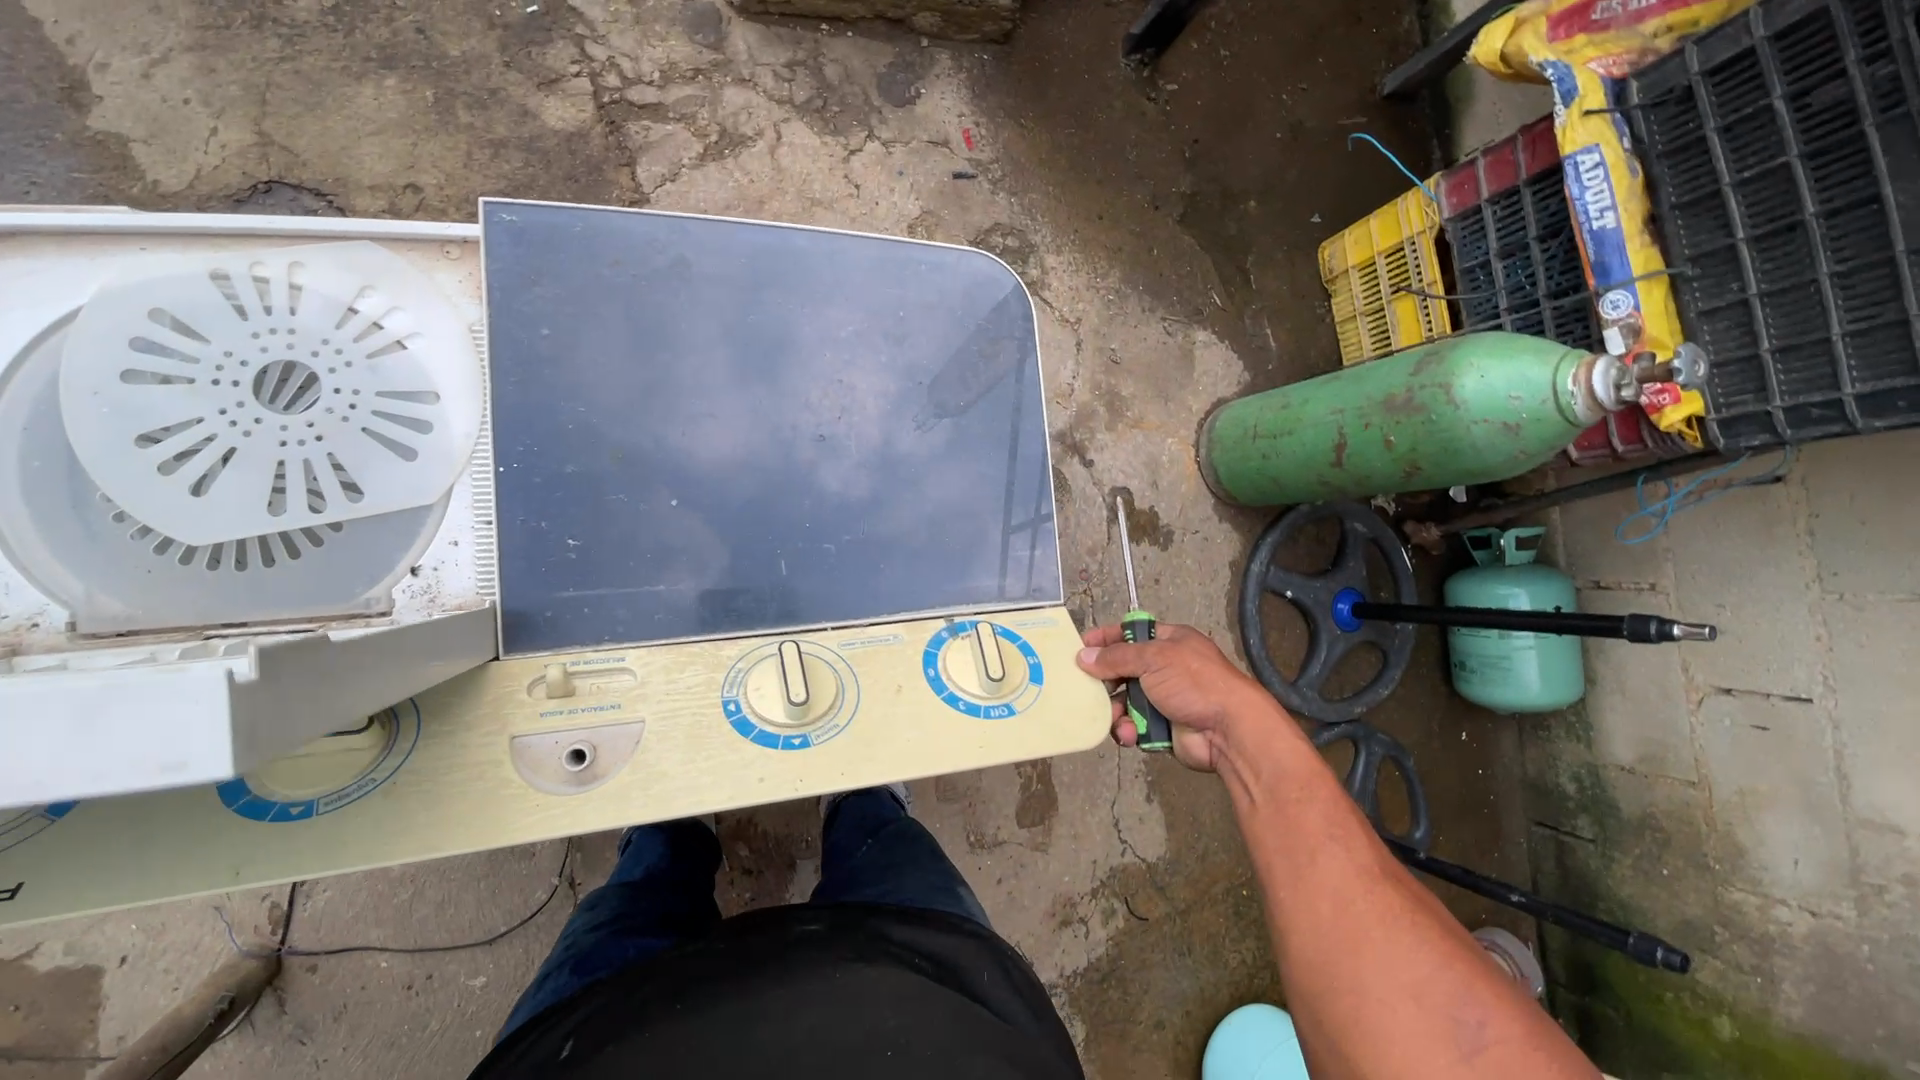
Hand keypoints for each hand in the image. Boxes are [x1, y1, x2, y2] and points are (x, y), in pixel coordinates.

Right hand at [1075, 622, 1288, 771]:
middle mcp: (1166, 668)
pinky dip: (1128, 730)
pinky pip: (1134, 726)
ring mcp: (1165, 699)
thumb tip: (1086, 656)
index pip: (1131, 634)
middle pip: (1123, 670)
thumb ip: (1117, 656)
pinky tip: (1129, 734)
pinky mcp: (1163, 728)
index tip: (1081, 646)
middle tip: (1088, 687)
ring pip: (1125, 702)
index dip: (1106, 638)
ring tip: (1116, 716)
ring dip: (1116, 710)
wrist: (1228, 729)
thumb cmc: (1197, 683)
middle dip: (1106, 681)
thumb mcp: (1154, 658)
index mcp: (1170, 642)